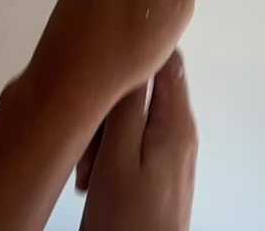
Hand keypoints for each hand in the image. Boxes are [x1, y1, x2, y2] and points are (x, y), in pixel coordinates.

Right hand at [79, 53, 198, 230]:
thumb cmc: (128, 223)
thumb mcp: (119, 157)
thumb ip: (128, 105)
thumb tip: (137, 54)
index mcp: (176, 122)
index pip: (166, 59)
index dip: (135, 51)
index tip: (102, 61)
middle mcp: (178, 133)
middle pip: (142, 92)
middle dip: (108, 109)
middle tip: (87, 140)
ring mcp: (168, 156)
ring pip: (130, 121)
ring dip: (103, 136)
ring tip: (87, 171)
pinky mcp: (155, 176)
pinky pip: (130, 147)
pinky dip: (108, 157)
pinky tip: (91, 182)